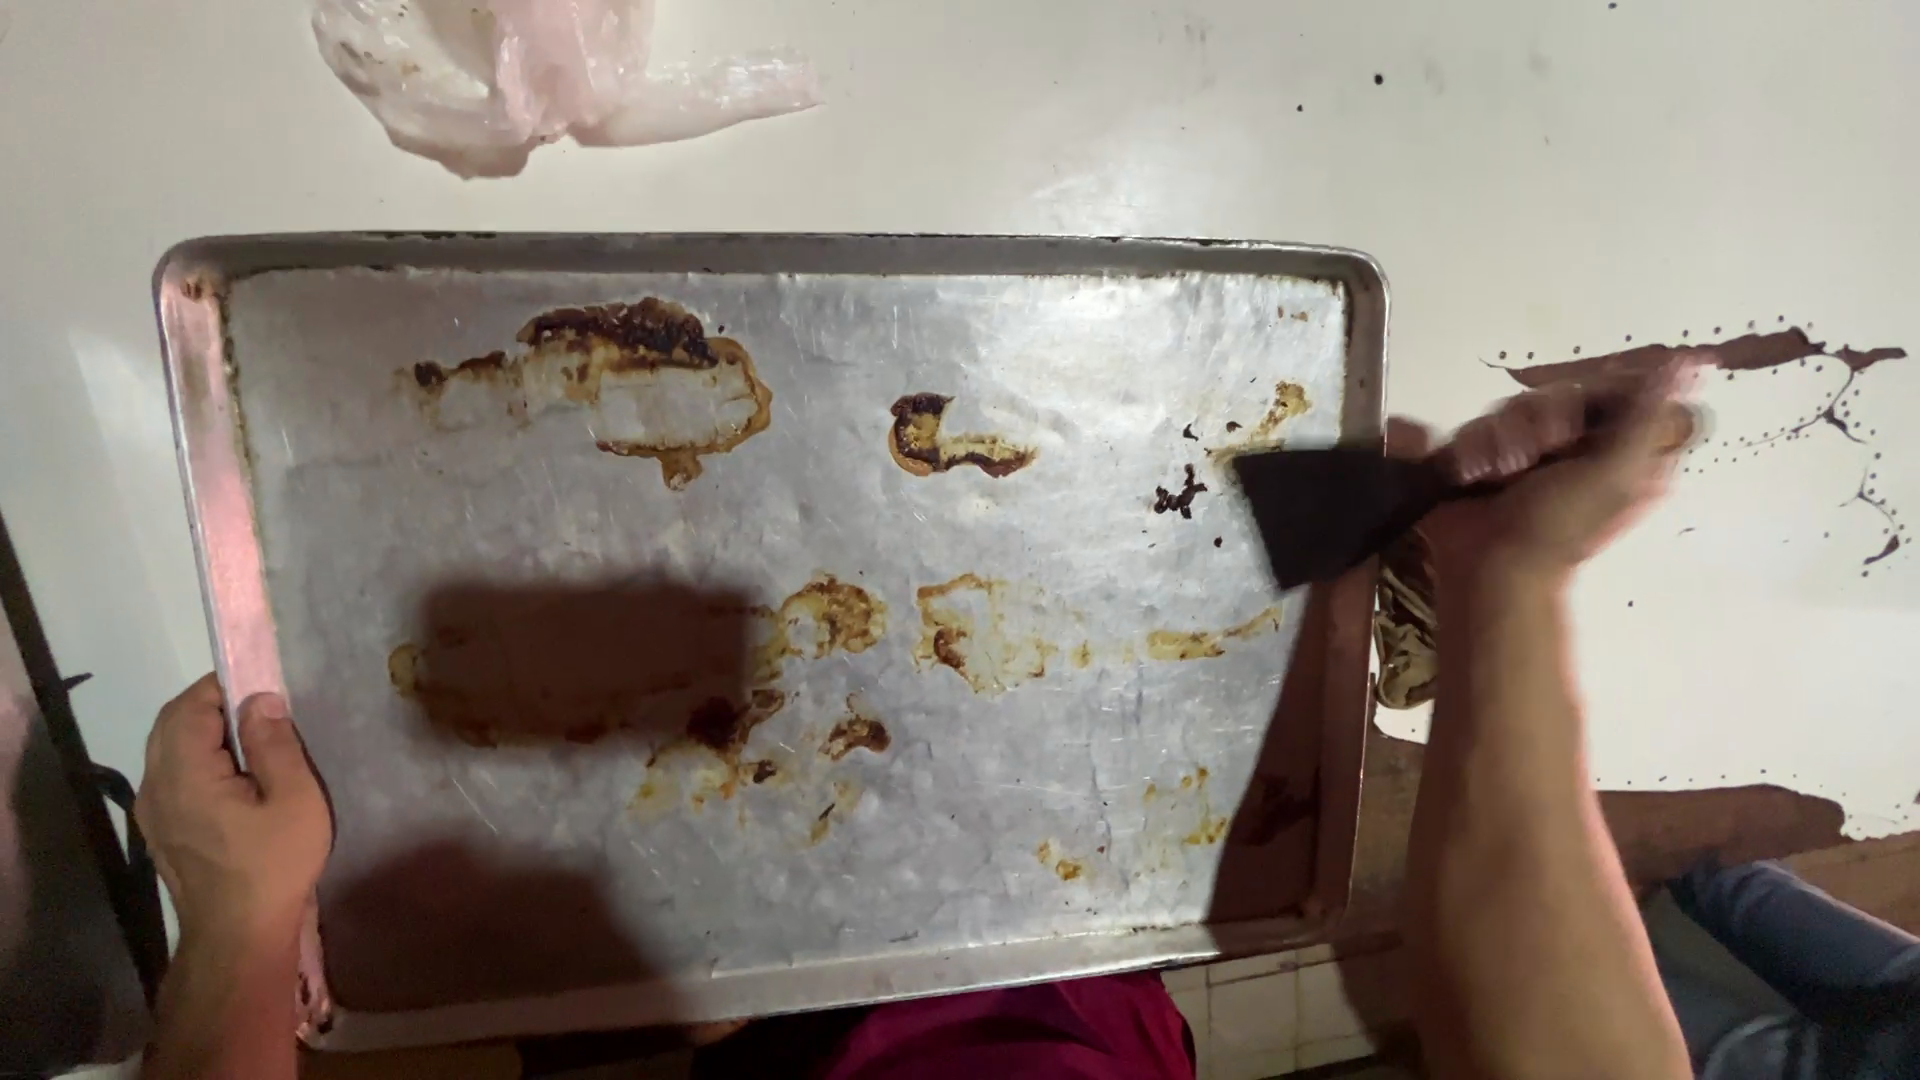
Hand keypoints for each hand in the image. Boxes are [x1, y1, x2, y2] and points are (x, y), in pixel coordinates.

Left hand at [135, 675, 331, 942]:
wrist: (241, 929)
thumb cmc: (276, 859)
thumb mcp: (294, 798)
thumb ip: (274, 746)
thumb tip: (261, 700)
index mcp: (186, 778)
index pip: (189, 711)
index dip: (222, 685)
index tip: (264, 674)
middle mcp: (157, 789)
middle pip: (171, 726)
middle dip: (213, 701)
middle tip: (266, 695)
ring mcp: (155, 811)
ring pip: (169, 749)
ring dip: (206, 727)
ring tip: (258, 725)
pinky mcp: (165, 827)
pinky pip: (174, 771)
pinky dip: (202, 752)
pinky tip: (240, 763)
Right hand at [1396, 361, 1695, 583]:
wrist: (1484, 564)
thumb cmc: (1557, 527)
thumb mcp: (1617, 474)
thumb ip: (1648, 418)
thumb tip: (1694, 362)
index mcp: (1621, 448)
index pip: (1621, 390)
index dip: (1601, 393)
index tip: (1584, 416)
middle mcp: (1575, 445)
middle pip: (1561, 393)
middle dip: (1541, 420)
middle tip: (1539, 453)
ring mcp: (1525, 450)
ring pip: (1512, 408)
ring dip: (1499, 439)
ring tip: (1495, 474)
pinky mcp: (1481, 457)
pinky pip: (1474, 428)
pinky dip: (1470, 451)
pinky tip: (1472, 475)